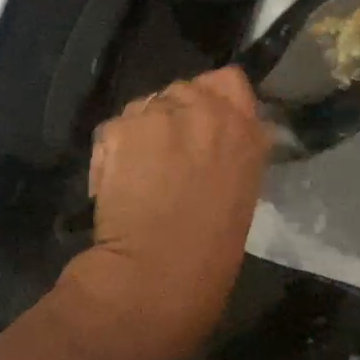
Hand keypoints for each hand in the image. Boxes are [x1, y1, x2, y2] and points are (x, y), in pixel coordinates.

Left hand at [52, 67, 270, 359]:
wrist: (155, 280)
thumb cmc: (207, 256)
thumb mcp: (241, 192)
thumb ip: (234, 152)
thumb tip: (215, 139)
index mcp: (247, 134)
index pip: (230, 80)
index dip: (211, 96)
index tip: (199, 122)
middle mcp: (209, 113)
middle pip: (182, 89)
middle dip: (171, 115)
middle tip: (164, 155)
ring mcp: (165, 116)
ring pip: (145, 105)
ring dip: (141, 131)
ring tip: (139, 173)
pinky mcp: (124, 128)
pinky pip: (115, 128)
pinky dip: (112, 152)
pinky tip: (116, 185)